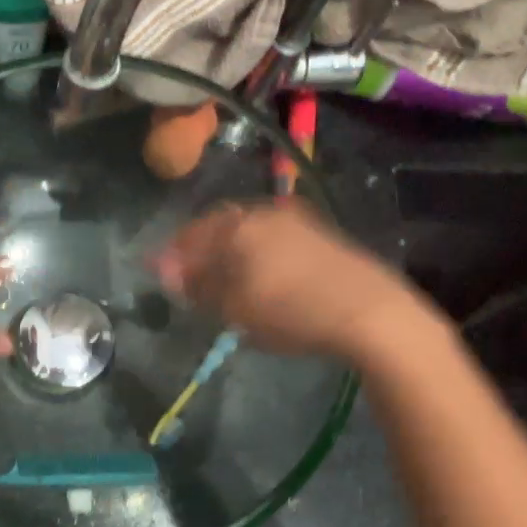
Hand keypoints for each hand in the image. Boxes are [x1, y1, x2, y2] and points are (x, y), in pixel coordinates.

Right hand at [151, 199, 439, 362]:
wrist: (370, 313)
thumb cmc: (290, 311)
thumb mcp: (233, 306)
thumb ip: (196, 285)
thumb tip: (165, 270)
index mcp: (238, 225)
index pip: (190, 234)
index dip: (169, 255)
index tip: (156, 274)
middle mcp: (265, 213)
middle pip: (219, 228)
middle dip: (199, 251)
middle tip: (186, 278)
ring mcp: (296, 222)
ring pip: (247, 233)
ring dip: (227, 253)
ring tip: (219, 282)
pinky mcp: (320, 237)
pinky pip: (270, 241)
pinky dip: (253, 256)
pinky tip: (255, 279)